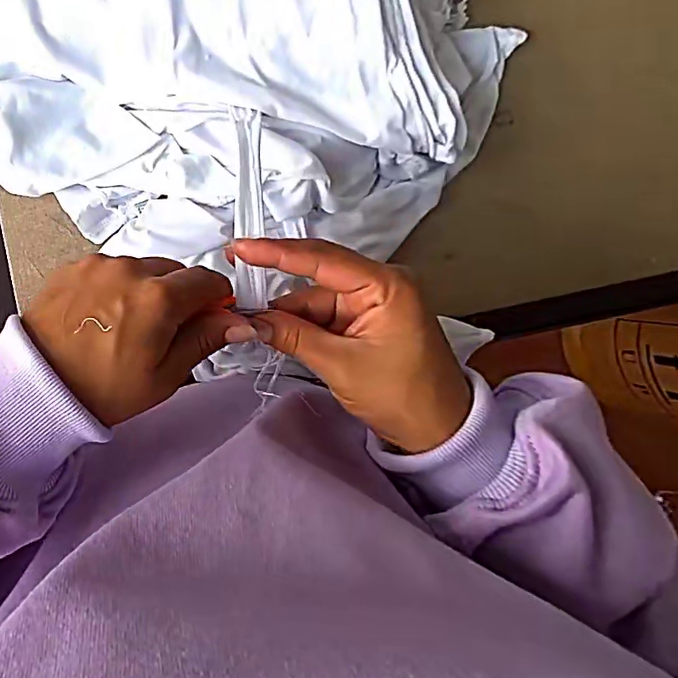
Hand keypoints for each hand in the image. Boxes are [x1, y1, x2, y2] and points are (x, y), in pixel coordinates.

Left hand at [22, 255, 249, 426]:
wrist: (34, 389)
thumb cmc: (95, 390)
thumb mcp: (163, 375)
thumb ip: (205, 339)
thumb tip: (236, 323)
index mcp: (159, 298)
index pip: (208, 280)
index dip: (216, 300)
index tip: (212, 315)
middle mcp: (130, 272)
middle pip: (176, 272)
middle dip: (179, 296)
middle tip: (165, 331)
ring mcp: (100, 266)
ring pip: (144, 269)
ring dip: (147, 289)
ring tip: (128, 326)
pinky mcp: (76, 267)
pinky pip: (112, 269)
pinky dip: (117, 286)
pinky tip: (106, 317)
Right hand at [229, 238, 471, 452]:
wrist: (439, 429)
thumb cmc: (408, 397)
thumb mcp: (342, 366)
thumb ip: (294, 336)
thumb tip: (254, 320)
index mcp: (386, 285)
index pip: (322, 258)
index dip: (276, 252)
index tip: (242, 248)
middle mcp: (381, 283)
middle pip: (316, 276)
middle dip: (278, 290)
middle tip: (238, 290)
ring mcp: (373, 301)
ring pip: (316, 297)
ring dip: (288, 314)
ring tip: (255, 326)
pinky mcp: (367, 317)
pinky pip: (326, 313)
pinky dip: (302, 324)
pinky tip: (279, 332)